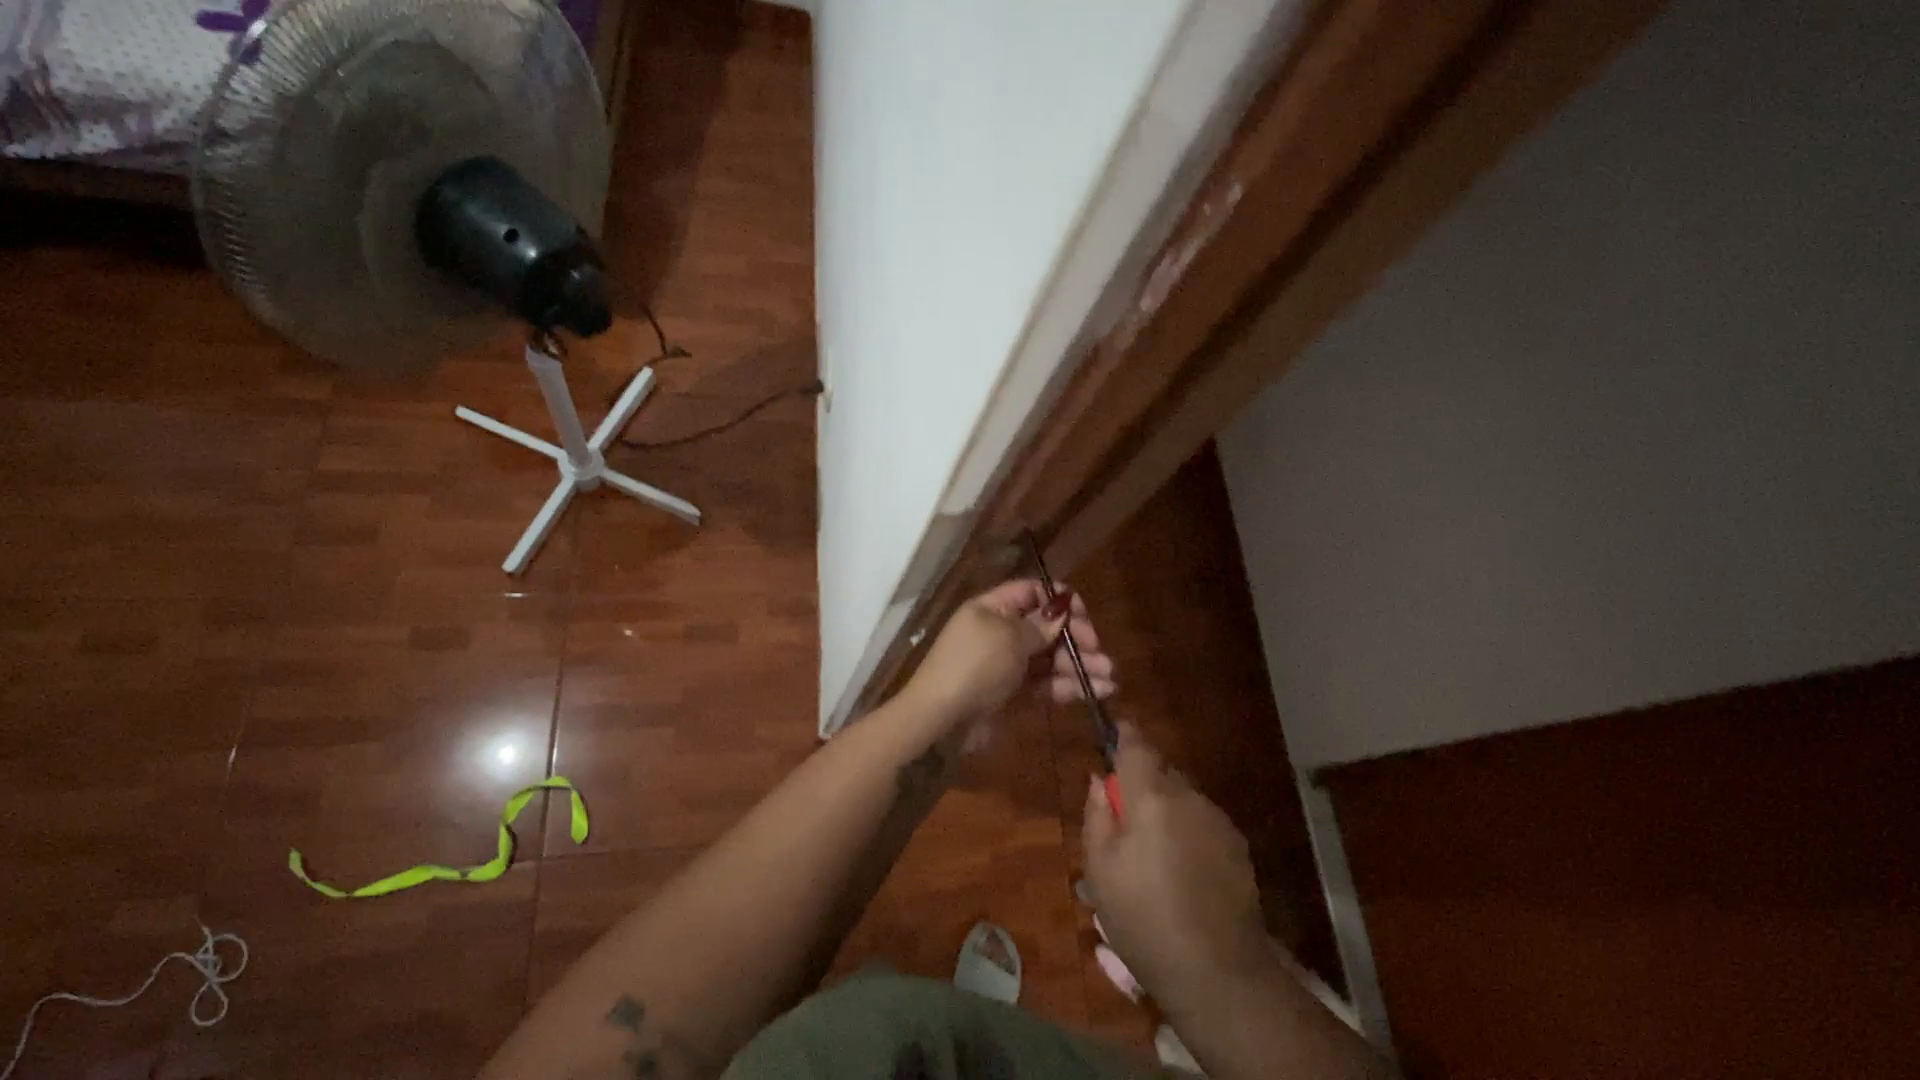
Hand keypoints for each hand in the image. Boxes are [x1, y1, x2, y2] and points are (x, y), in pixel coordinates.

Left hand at [901, 579, 1114, 729]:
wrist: (942, 720)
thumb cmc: (974, 666)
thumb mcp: (1008, 638)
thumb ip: (1039, 625)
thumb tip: (1061, 610)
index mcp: (991, 609)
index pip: (1031, 592)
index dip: (1060, 601)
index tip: (1085, 616)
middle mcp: (999, 633)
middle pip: (1045, 627)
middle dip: (1076, 638)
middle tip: (1100, 653)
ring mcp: (1005, 665)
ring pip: (1049, 658)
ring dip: (1079, 665)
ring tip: (1109, 678)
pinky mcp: (1011, 694)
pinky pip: (1044, 684)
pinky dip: (1067, 686)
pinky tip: (1095, 691)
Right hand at [1082, 725, 1274, 1001]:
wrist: (1215, 969)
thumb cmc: (1142, 917)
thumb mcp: (1098, 868)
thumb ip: (1097, 814)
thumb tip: (1098, 779)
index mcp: (1151, 796)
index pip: (1136, 744)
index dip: (1122, 736)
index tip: (1109, 738)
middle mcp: (1190, 797)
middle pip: (1161, 771)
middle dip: (1140, 784)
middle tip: (1121, 820)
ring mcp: (1219, 821)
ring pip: (1183, 798)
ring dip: (1165, 811)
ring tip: (1149, 855)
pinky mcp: (1238, 848)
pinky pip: (1203, 823)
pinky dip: (1187, 833)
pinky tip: (1180, 873)